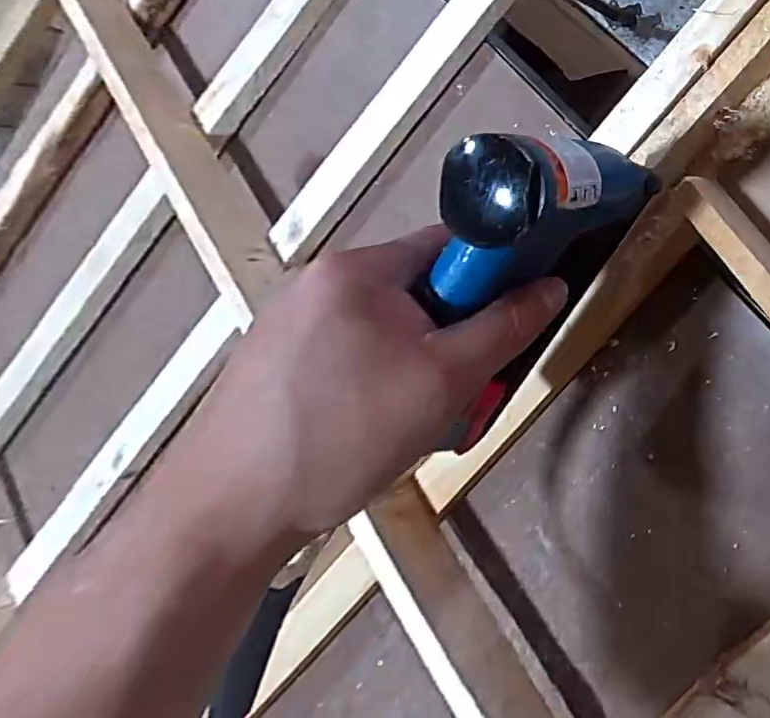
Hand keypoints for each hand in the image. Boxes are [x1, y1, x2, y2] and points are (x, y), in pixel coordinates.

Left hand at [171, 226, 566, 543]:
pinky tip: (382, 420)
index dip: (493, 272)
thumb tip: (554, 286)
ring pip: (394, 322)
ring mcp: (290, 323)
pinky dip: (388, 373)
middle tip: (468, 374)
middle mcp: (318, 282)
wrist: (215, 527)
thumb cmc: (342, 435)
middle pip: (423, 285)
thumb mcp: (448, 377)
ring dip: (426, 356)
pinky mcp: (276, 362)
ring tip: (425, 407)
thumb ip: (508, 325)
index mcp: (356, 269)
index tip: (512, 312)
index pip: (451, 243)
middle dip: (459, 327)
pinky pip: (359, 348)